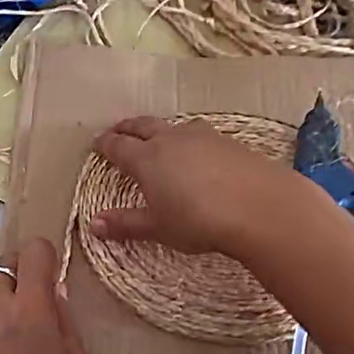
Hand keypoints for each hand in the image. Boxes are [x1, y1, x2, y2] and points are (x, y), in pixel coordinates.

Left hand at [0, 237, 86, 353]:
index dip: (47, 257)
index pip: (33, 252)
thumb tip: (56, 292)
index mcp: (30, 308)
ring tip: (13, 324)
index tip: (55, 279)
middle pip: (5, 262)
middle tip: (37, 308)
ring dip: (0, 290)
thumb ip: (67, 324)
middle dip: (22, 275)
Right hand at [89, 116, 316, 256]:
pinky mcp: (229, 141)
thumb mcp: (158, 227)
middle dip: (128, 128)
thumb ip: (126, 224)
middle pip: (143, 126)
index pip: (118, 146)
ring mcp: (202, 136)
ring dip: (159, 129)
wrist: (259, 207)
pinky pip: (199, 133)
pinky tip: (195, 150)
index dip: (106, 145)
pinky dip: (187, 138)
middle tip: (119, 131)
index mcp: (147, 158)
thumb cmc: (199, 221)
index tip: (98, 145)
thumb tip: (94, 224)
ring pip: (172, 126)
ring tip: (157, 137)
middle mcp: (171, 139)